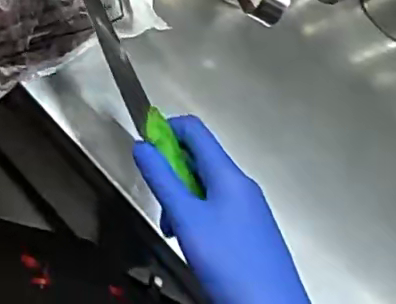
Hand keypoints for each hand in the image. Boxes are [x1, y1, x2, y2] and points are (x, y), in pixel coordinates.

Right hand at [133, 115, 309, 303]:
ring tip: (174, 227)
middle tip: (159, 198)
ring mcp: (251, 212)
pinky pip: (216, 208)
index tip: (147, 151)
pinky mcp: (253, 235)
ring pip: (204, 185)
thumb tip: (142, 146)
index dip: (165, 130)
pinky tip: (193, 242)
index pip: (193, 128)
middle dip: (170, 172)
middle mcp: (243, 188)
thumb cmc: (232, 266)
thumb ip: (160, 177)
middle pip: (197, 157)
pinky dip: (196, 215)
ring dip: (181, 197)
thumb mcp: (185, 217)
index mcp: (229, 176)